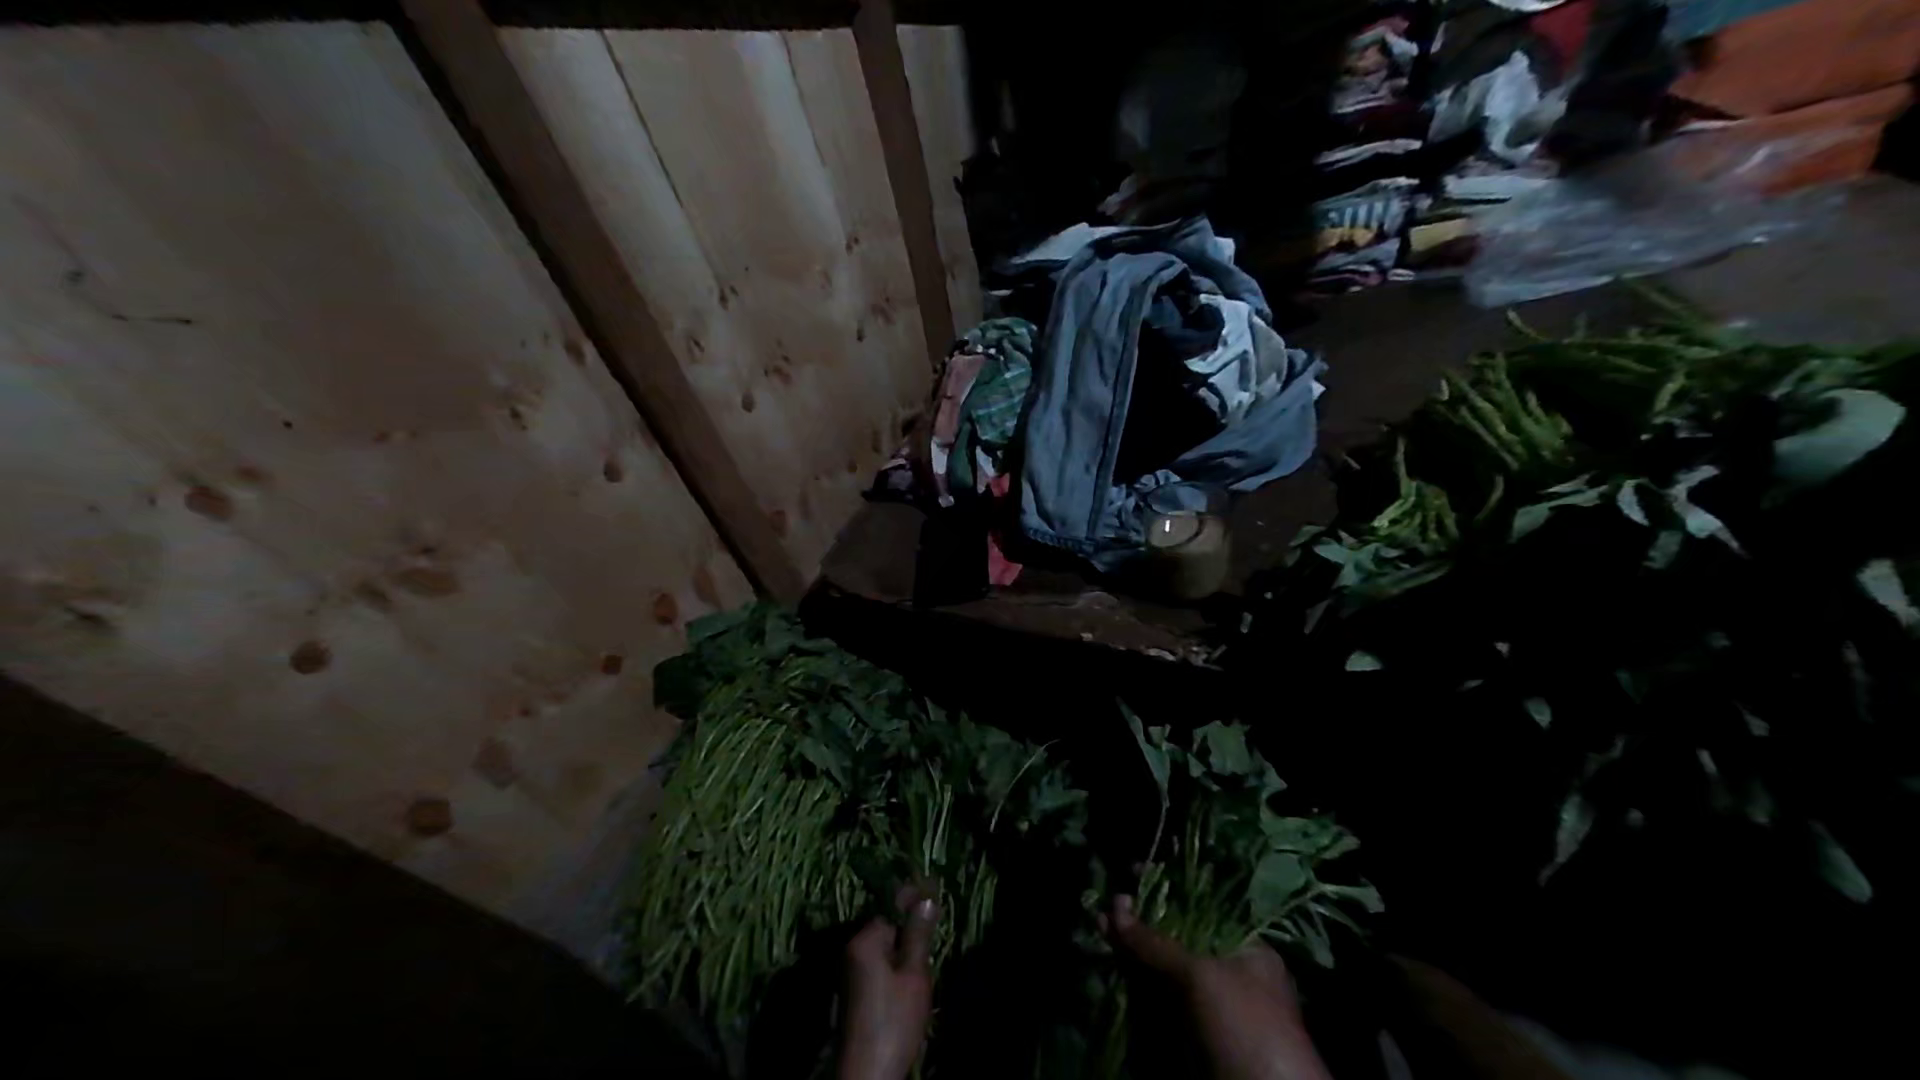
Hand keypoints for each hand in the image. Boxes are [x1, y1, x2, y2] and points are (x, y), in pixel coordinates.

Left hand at [838, 885, 936, 1079]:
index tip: (934, 886)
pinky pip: (877, 963)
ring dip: (903, 944)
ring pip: (882, 945)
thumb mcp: (913, 975)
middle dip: (909, 922)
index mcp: (864, 939)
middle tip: (934, 922)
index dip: (913, 895)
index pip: (891, 904)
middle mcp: (851, 949)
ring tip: (926, 949)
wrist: (866, 1076)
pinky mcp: (853, 991)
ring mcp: (850, 971)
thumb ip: (918, 934)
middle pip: (886, 924)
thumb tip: (926, 897)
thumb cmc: (893, 1022)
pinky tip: (910, 975)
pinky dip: (894, 962)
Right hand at [1103, 895, 1333, 1079]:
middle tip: (1105, 904)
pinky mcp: (1189, 1038)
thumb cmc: (1247, 1028)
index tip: (1133, 872)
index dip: (1167, 888)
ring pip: (1162, 969)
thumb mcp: (1203, 977)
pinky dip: (1133, 984)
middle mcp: (1228, 974)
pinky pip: (1156, 1002)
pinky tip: (1108, 964)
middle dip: (1140, 920)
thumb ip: (1156, 941)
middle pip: (1176, 937)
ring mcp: (1209, 1009)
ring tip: (1097, 926)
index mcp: (1247, 951)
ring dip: (1131, 950)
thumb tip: (1114, 905)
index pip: (1201, 907)